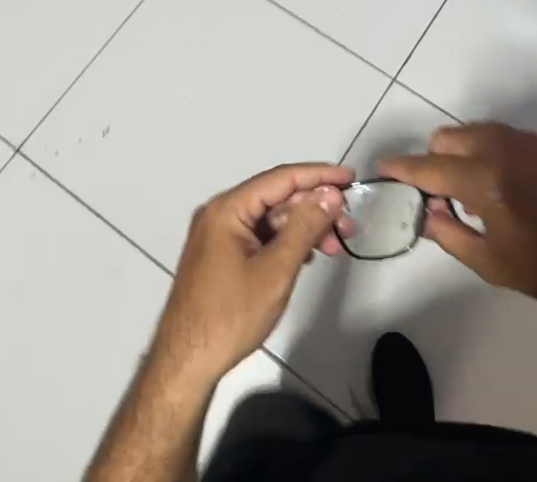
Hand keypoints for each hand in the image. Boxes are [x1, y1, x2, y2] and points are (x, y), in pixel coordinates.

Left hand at [151, 163, 352, 385]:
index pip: (281, 178)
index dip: (319, 175)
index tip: (350, 177)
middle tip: (349, 225)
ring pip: (270, 218)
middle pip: (276, 198)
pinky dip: (285, 241)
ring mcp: (218, 234)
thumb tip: (330, 194)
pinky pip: (259, 235)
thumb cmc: (231, 314)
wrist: (186, 362)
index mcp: (228, 208)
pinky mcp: (221, 254)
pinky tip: (307, 255)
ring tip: (335, 247)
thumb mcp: (276, 269)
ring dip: (303, 227)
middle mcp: (220, 213)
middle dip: (315, 208)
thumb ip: (305, 226)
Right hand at [379, 123, 536, 312]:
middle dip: (434, 159)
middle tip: (441, 196)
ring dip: (463, 154)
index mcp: (483, 178)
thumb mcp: (491, 263)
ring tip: (477, 195)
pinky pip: (506, 139)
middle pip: (449, 137)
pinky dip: (491, 154)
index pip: (429, 167)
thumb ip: (450, 234)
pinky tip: (508, 188)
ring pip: (477, 132)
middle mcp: (503, 148)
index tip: (383, 166)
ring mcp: (531, 143)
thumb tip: (430, 213)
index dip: (403, 168)